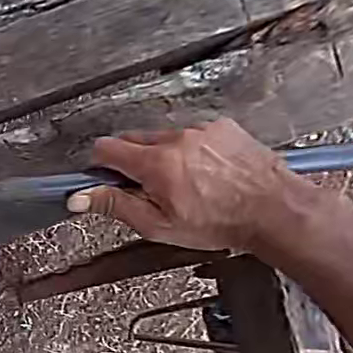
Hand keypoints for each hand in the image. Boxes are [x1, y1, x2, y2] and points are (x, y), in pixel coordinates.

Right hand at [65, 119, 314, 252]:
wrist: (273, 210)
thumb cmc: (218, 222)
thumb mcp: (156, 224)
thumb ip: (114, 205)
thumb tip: (79, 197)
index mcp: (156, 163)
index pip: (106, 148)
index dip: (99, 165)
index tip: (102, 180)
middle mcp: (177, 139)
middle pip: (133, 140)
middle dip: (130, 163)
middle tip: (143, 189)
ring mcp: (201, 129)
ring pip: (162, 138)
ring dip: (160, 157)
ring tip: (179, 185)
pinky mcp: (222, 127)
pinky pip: (190, 135)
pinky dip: (186, 151)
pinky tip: (200, 174)